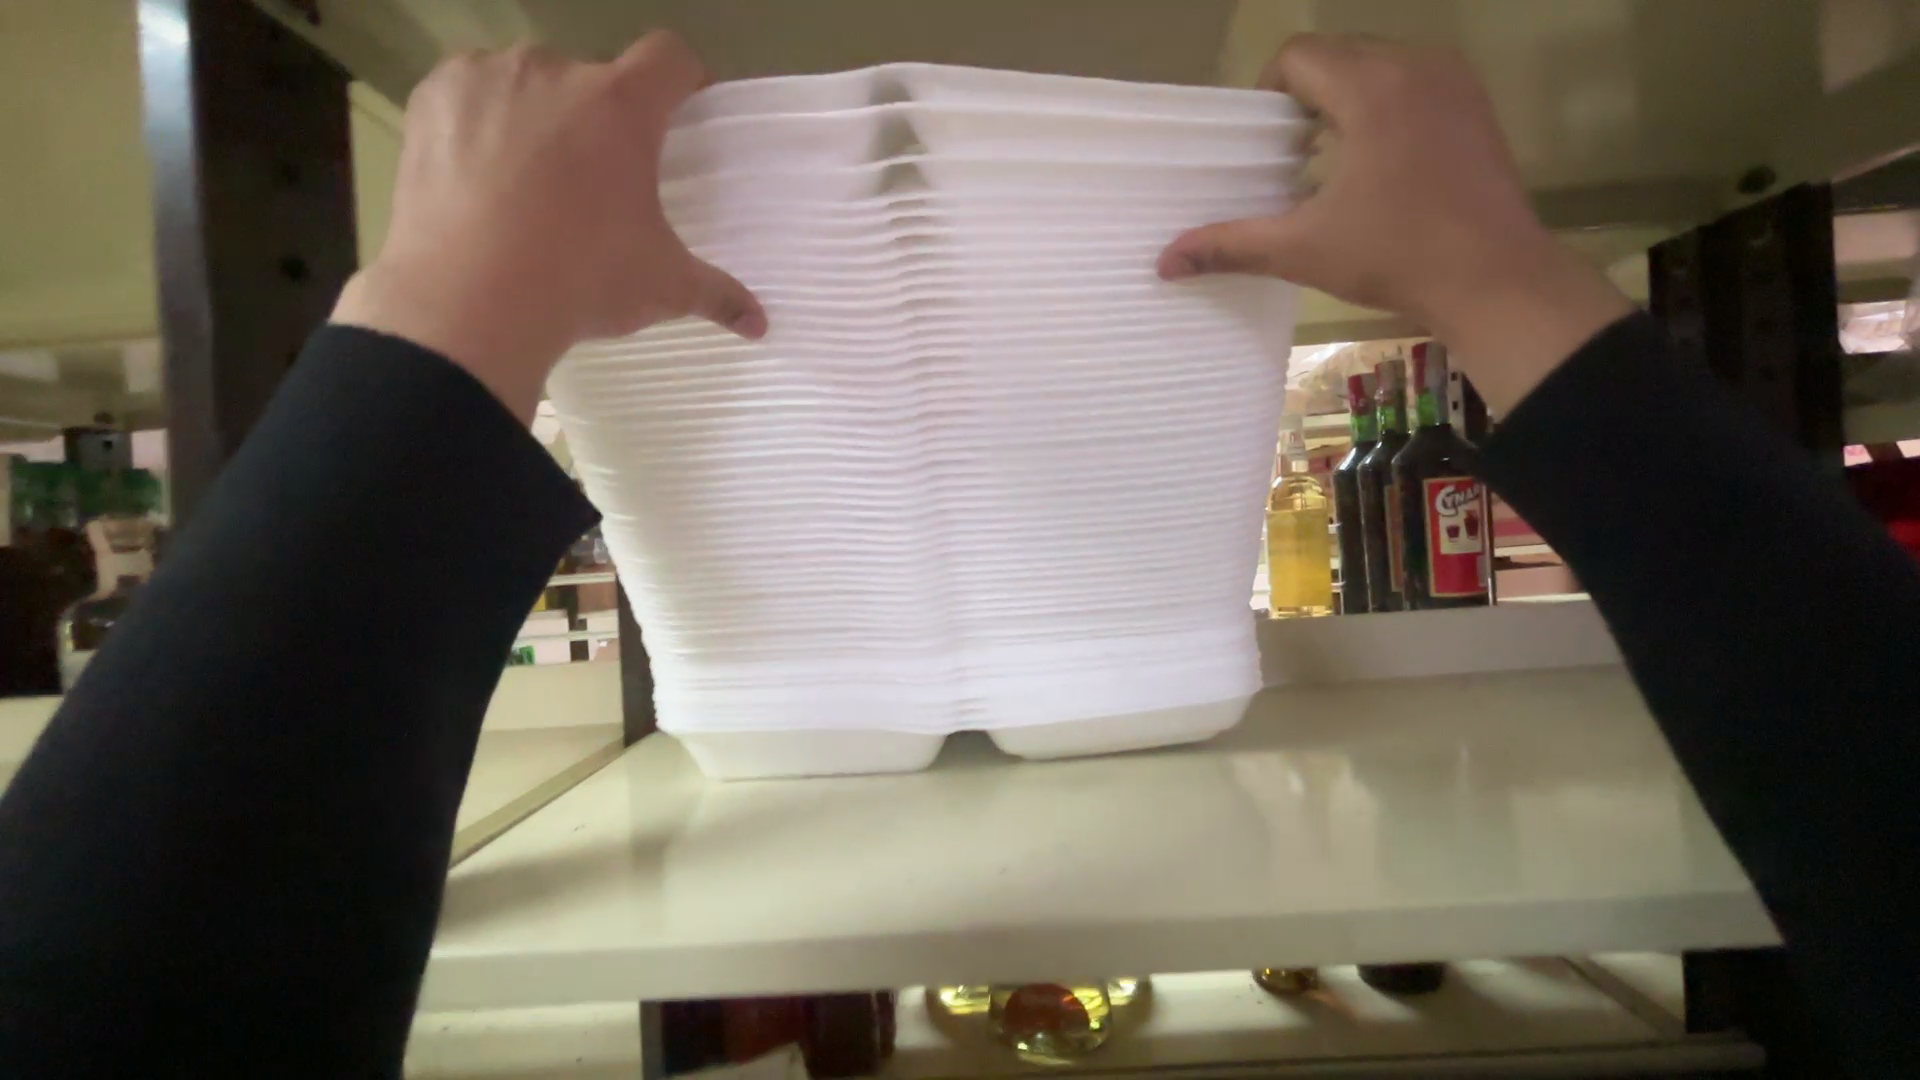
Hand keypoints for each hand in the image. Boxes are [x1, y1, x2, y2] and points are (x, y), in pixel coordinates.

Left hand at [331, 32, 766, 422]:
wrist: (470, 299)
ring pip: (532, 82)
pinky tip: (487, 175)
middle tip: (604, 176)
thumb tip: (761, 325)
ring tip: (539, 179)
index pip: (670, 58)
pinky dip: (487, 120)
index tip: (686, 108)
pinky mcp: (434, 96)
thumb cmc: (584, 281)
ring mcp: (487, 76)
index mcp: (621, 109)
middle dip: (606, 116)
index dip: (686, 78)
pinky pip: (474, 92)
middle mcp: (555, 72)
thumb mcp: (663, 288)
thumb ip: (717, 295)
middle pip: (597, 77)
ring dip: (545, 114)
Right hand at [1157, 35, 1630, 413]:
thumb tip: (1164, 262)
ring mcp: (1453, 81)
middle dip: (1302, 97)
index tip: (1259, 143)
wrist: (1493, 277)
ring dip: (1340, 101)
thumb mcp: (1300, 250)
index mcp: (1372, 88)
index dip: (1266, 93)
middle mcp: (1416, 65)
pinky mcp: (1474, 104)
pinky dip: (1379, 108)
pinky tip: (1372, 166)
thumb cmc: (1393, 256)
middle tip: (1283, 156)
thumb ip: (1229, 245)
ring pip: (1375, 65)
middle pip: (1336, 54)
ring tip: (1323, 161)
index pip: (1299, 55)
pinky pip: (1411, 82)